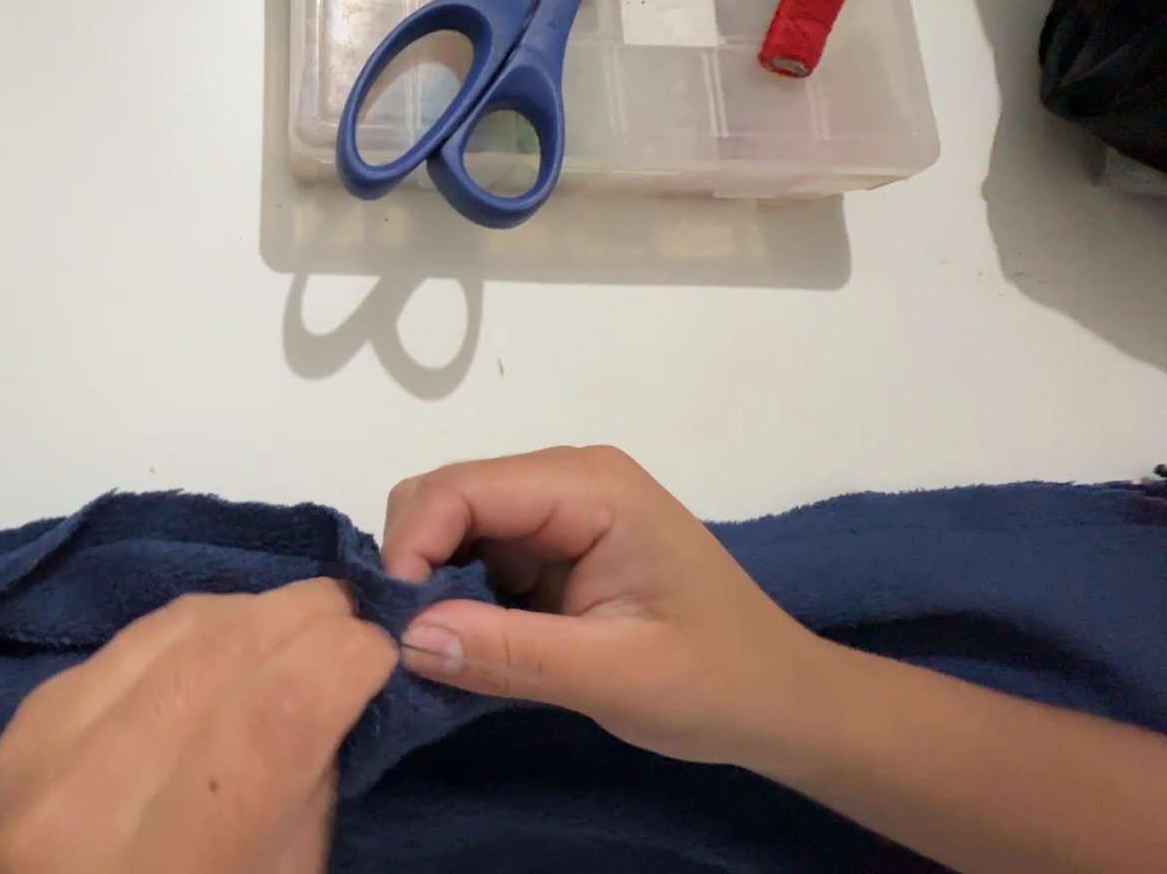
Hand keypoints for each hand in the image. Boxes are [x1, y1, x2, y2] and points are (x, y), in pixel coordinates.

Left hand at [0, 579, 397, 873]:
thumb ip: (305, 789)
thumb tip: (333, 679)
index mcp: (161, 870)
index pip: (273, 717)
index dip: (342, 658)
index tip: (381, 644)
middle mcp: (85, 792)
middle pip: (221, 651)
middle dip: (305, 614)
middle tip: (350, 611)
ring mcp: (43, 740)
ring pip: (179, 623)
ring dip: (256, 609)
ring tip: (298, 620)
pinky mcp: (30, 710)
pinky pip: (136, 635)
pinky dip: (199, 625)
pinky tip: (230, 638)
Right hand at [383, 446, 823, 766]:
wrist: (783, 701)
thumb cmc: (719, 683)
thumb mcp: (617, 678)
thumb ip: (509, 653)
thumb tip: (404, 637)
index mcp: (586, 486)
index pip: (461, 489)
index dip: (411, 545)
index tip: (394, 622)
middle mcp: (558, 477)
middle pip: (442, 494)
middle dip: (413, 559)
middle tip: (413, 636)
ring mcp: (548, 505)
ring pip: (444, 519)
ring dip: (428, 576)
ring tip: (441, 639)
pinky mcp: (540, 538)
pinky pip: (466, 547)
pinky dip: (448, 587)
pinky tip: (466, 630)